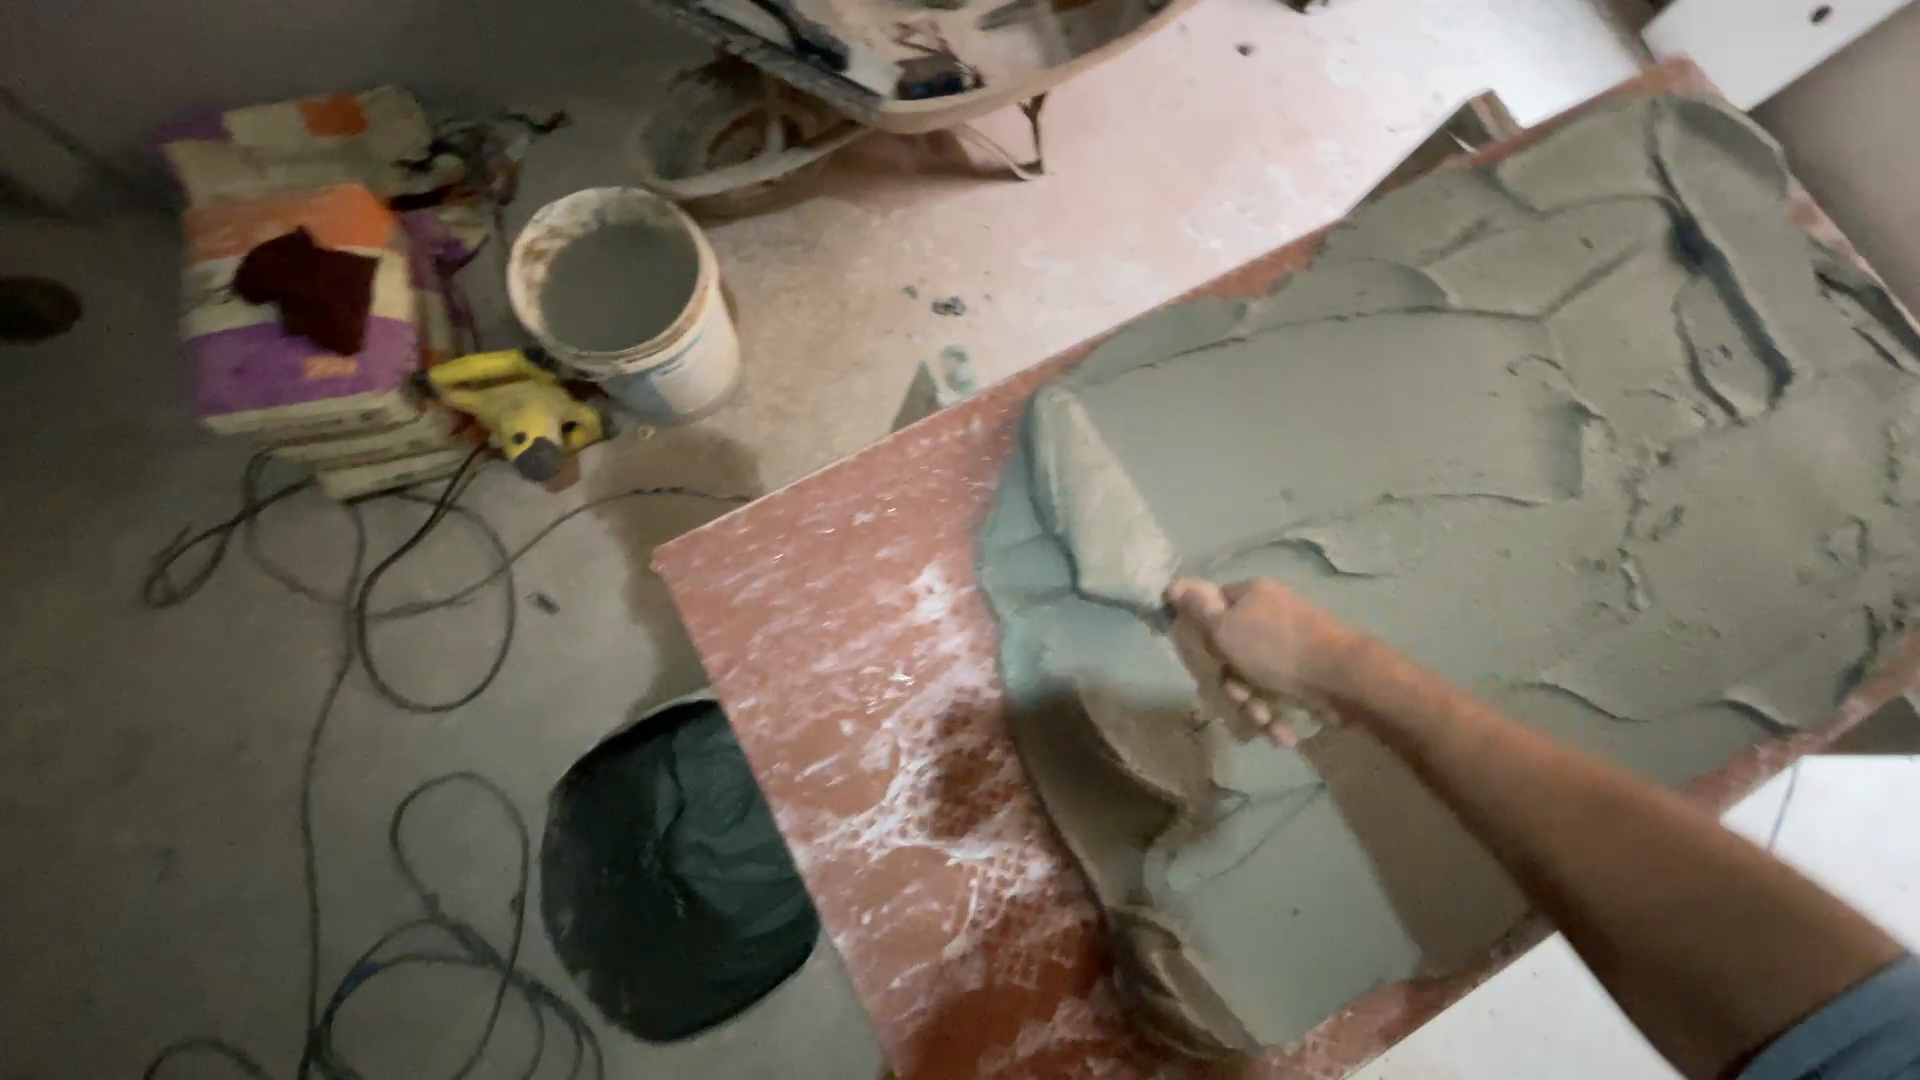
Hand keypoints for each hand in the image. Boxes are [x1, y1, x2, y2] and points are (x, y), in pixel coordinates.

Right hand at [1164, 578, 1362, 744]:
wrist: (1345, 679)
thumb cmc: (1275, 651)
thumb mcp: (1224, 628)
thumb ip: (1197, 609)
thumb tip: (1172, 583)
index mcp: (1250, 596)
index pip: (1211, 608)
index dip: (1204, 636)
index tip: (1207, 658)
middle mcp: (1269, 613)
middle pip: (1231, 649)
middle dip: (1232, 682)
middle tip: (1239, 696)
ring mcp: (1290, 642)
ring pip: (1253, 676)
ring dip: (1252, 704)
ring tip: (1265, 721)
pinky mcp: (1306, 670)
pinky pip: (1277, 690)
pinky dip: (1275, 712)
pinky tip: (1281, 731)